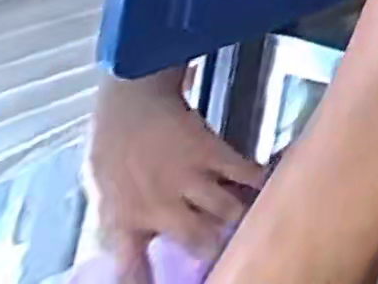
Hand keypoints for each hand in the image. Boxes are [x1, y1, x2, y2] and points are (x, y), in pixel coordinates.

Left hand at [87, 68, 263, 275]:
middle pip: (197, 239)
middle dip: (218, 249)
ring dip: (242, 217)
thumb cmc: (111, 153)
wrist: (130, 111)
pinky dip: (259, 180)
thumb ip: (126, 222)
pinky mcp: (213, 153)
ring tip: (258, 223)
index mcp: (123, 225)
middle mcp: (158, 209)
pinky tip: (271, 183)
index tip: (184, 281)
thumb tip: (142, 243)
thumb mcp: (106, 197)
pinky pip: (243, 173)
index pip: (133, 272)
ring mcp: (188, 180)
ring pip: (225, 209)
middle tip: (236, 252)